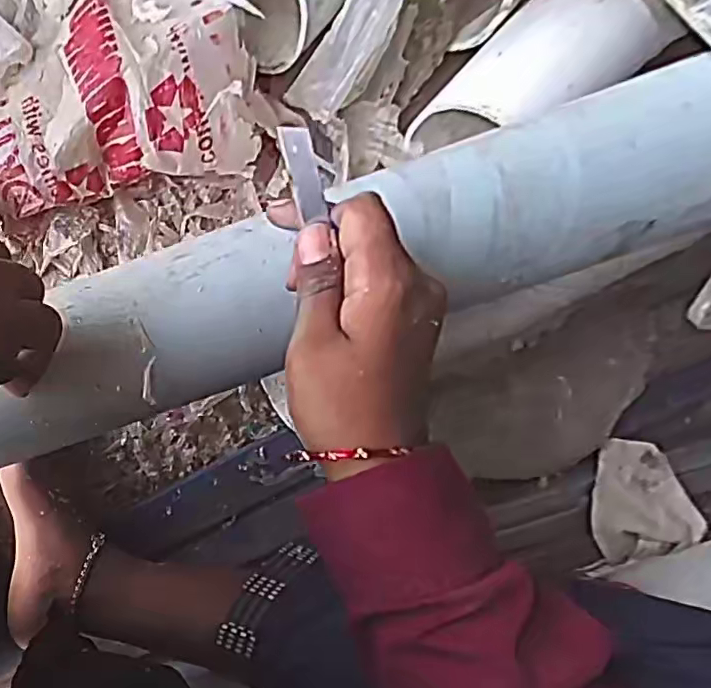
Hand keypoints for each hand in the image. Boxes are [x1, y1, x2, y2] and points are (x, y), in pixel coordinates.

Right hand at [279, 194, 445, 479]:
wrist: (375, 453)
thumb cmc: (338, 407)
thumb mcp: (309, 343)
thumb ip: (316, 282)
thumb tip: (315, 237)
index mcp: (390, 283)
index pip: (362, 212)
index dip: (321, 214)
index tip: (286, 224)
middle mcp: (419, 283)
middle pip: (372, 231)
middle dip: (327, 245)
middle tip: (294, 285)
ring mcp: (424, 301)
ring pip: (377, 255)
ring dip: (339, 267)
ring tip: (309, 308)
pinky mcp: (419, 319)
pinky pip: (385, 281)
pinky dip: (355, 285)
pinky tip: (332, 317)